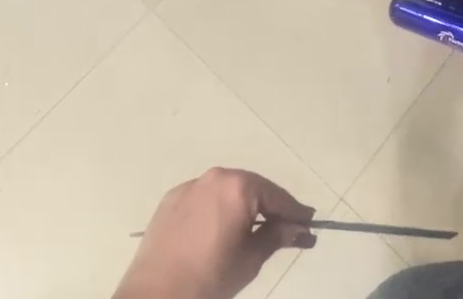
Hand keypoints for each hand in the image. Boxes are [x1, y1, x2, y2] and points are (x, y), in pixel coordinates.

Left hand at [116, 168, 315, 298]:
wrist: (153, 298)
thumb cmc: (209, 280)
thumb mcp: (250, 260)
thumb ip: (277, 237)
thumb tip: (299, 228)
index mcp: (239, 187)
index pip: (276, 198)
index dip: (295, 212)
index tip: (309, 222)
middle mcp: (216, 177)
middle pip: (251, 189)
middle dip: (267, 208)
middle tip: (282, 228)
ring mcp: (190, 187)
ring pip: (225, 192)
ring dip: (240, 207)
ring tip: (249, 230)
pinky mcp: (170, 200)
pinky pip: (203, 199)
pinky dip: (215, 210)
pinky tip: (217, 231)